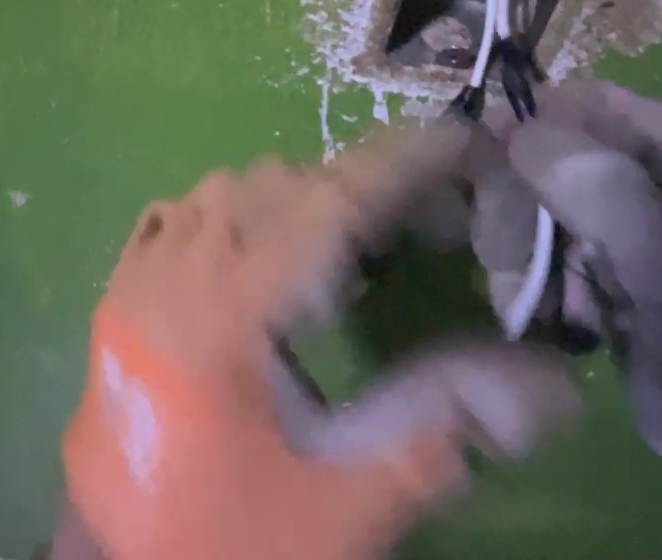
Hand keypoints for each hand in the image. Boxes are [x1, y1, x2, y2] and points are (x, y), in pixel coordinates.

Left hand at [61, 123, 581, 559]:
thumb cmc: (224, 539)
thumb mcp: (341, 503)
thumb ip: (439, 432)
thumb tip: (542, 383)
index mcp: (226, 315)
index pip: (325, 209)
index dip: (396, 168)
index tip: (455, 142)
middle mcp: (175, 272)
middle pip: (278, 187)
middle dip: (359, 189)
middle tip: (422, 220)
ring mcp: (137, 274)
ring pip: (228, 188)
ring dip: (297, 199)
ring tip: (348, 245)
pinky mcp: (118, 288)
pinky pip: (181, 211)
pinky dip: (233, 210)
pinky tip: (261, 244)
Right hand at [471, 80, 661, 552]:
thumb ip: (607, 196)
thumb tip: (520, 126)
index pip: (593, 104)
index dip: (531, 132)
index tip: (486, 187)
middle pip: (560, 153)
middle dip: (524, 208)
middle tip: (509, 270)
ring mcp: (651, 224)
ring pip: (549, 204)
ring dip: (528, 254)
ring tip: (541, 312)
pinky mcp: (629, 268)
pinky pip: (559, 251)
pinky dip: (544, 284)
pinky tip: (560, 324)